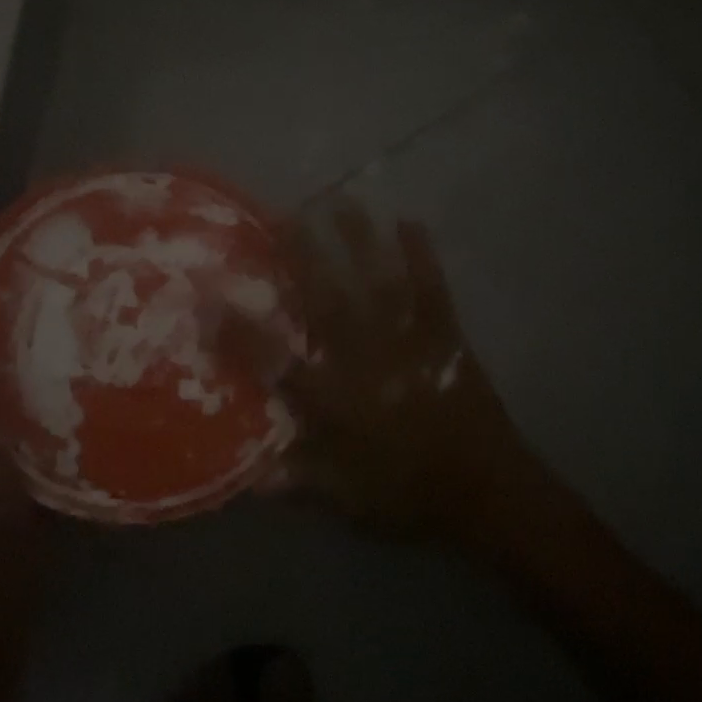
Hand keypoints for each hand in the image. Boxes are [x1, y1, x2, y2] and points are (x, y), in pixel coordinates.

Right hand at [229, 203, 551, 548]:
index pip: (275, 360)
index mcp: (336, 402)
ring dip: (359, 241)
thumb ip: (297, 481)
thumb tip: (248, 476)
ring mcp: (409, 344)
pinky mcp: (445, 339)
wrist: (491, 495)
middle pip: (326, 301)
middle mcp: (367, 362)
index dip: (239, 330)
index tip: (209, 298)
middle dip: (301, 258)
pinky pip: (431, 289)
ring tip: (340, 201)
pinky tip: (410, 222)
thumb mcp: (346, 500)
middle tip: (281, 217)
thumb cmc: (410, 497)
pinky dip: (421, 255)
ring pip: (378, 283)